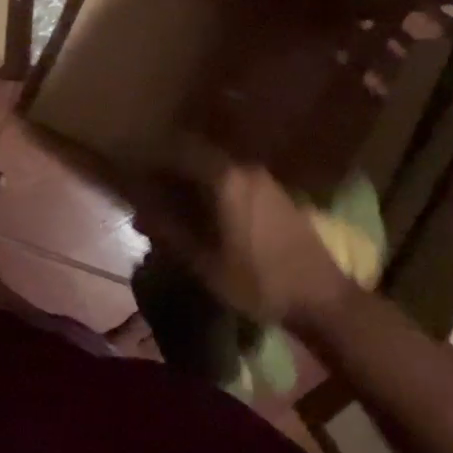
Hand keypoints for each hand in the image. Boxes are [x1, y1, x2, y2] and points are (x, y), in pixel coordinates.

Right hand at [133, 151, 355, 327]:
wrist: (322, 299)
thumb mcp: (205, 263)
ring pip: (214, 167)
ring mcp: (263, 178)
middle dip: (168, 169)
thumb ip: (169, 232)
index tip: (130, 172)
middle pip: (195, 156)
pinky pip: (232, 178)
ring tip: (170, 201)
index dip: (150, 161)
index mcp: (224, 179)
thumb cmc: (259, 282)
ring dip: (190, 178)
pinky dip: (211, 186)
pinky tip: (203, 210)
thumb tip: (138, 212)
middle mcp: (243, 168)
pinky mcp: (275, 192)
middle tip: (146, 189)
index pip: (175, 153)